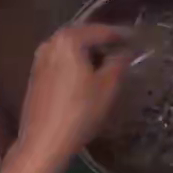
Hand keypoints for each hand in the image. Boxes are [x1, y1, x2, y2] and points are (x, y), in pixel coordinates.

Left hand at [10, 24, 129, 171]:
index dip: (121, 35)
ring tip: (109, 62)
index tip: (137, 39)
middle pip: (82, 36)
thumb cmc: (79, 112)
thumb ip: (119, 63)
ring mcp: (39, 60)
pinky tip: (87, 75)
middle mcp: (50, 44)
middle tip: (124, 48)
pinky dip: (76, 63)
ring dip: (88, 52)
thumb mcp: (107, 87)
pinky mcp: (35, 76)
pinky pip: (60, 61)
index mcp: (68, 40)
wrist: (43, 142)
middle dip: (103, 41)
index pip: (100, 31)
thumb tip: (125, 51)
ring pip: (69, 49)